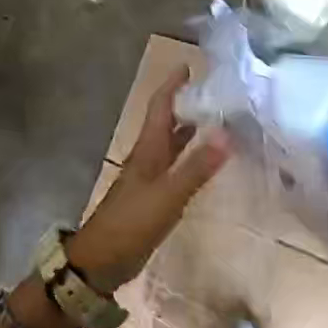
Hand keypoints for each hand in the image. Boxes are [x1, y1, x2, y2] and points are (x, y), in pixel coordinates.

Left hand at [66, 68, 229, 293]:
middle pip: (166, 122)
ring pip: (171, 144)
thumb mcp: (168, 195)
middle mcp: (147, 157)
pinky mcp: (153, 197)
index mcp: (147, 149)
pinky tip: (205, 164)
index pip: (159, 106)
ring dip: (190, 130)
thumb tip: (225, 132)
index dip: (172, 85)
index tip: (188, 67)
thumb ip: (196, 167)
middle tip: (215, 93)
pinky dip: (190, 158)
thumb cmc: (132, 222)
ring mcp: (149, 177)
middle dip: (186, 104)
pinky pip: (174, 167)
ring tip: (217, 122)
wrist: (102, 259)